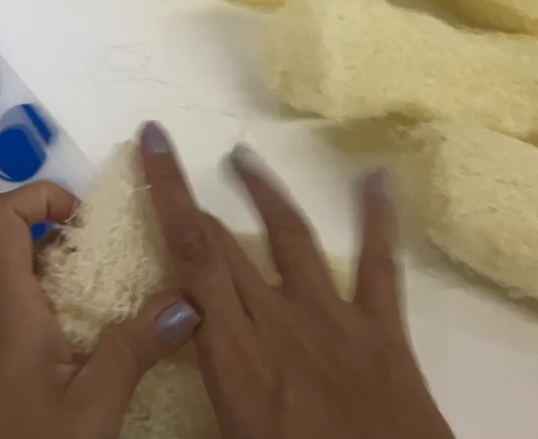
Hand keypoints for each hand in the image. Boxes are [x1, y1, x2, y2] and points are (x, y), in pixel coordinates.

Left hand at [0, 182, 202, 438]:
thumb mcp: (91, 408)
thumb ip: (133, 350)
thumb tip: (185, 302)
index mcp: (7, 302)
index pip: (1, 213)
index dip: (39, 195)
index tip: (84, 219)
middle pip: (20, 248)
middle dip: (70, 249)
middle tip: (118, 275)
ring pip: (19, 285)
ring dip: (62, 288)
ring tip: (109, 318)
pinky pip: (11, 316)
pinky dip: (46, 316)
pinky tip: (79, 357)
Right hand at [138, 122, 452, 438]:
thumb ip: (201, 394)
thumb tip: (170, 359)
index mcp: (235, 354)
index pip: (190, 255)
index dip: (167, 191)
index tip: (153, 142)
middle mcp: (277, 322)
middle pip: (225, 242)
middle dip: (190, 199)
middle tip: (169, 162)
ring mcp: (333, 321)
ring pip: (290, 237)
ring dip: (261, 192)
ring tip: (240, 157)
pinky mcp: (384, 334)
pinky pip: (380, 268)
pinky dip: (378, 219)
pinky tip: (376, 177)